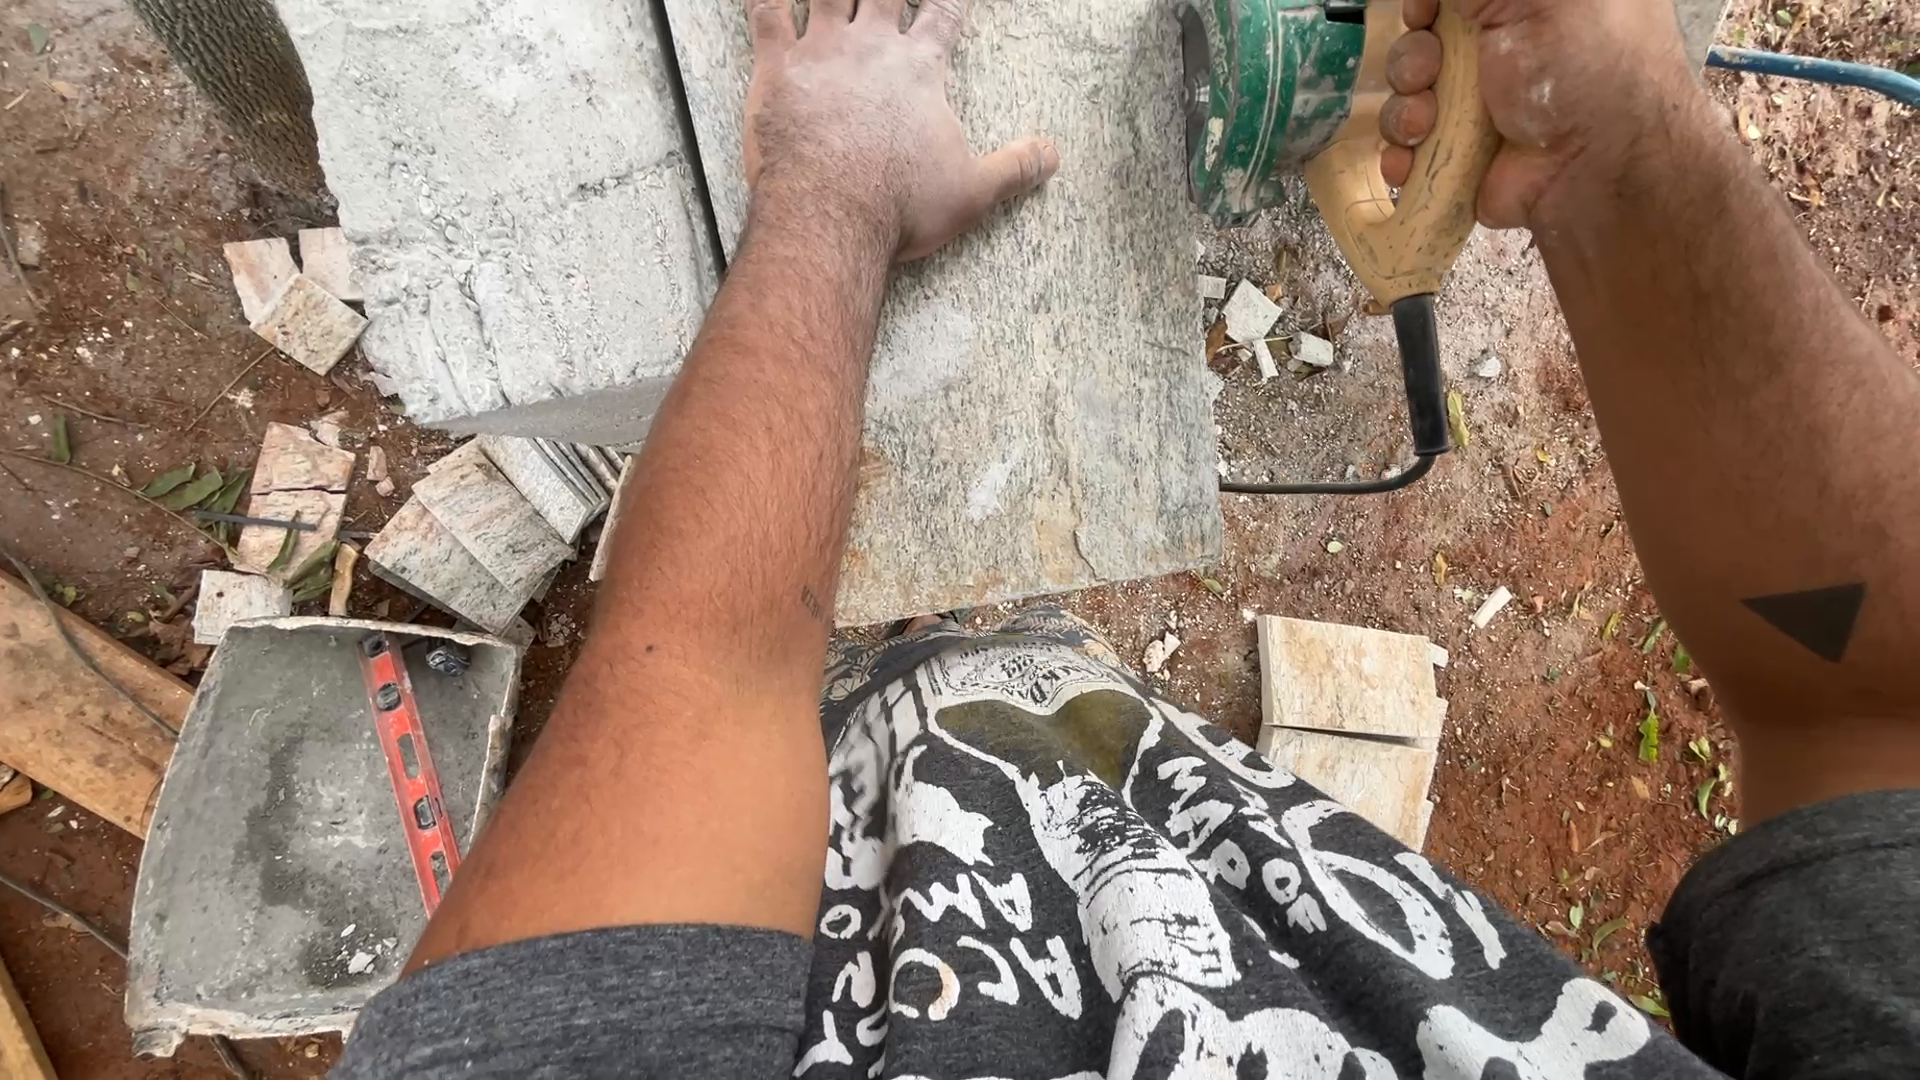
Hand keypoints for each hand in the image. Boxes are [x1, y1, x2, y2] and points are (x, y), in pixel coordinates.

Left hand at [744, 0, 1059, 260]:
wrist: (834, 216)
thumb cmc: (902, 206)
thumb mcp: (973, 193)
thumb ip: (1014, 168)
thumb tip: (1054, 155)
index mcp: (920, 71)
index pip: (944, 15)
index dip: (951, 0)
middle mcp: (871, 47)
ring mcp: (821, 51)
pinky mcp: (776, 68)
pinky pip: (765, 10)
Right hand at [1378, 0, 1706, 228]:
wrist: (1590, 165)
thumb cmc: (1583, 66)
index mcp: (1521, 9)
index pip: (1448, 3)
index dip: (1426, 6)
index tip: (1425, 15)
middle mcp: (1490, 54)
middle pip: (1417, 46)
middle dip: (1411, 63)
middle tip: (1428, 76)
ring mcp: (1466, 109)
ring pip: (1402, 101)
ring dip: (1403, 113)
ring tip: (1425, 127)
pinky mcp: (1450, 156)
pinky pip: (1401, 151)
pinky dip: (1400, 156)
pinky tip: (1415, 159)